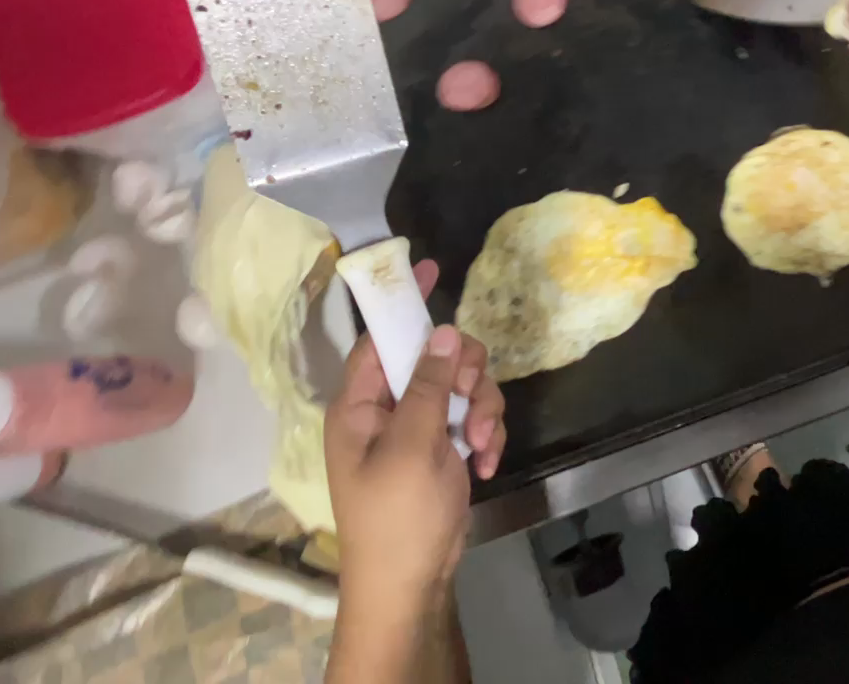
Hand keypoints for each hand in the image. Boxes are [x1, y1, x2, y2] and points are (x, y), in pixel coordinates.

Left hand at [325, 320, 506, 608]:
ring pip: (463, 383)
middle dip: (464, 373)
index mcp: (361, 404)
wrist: (413, 581)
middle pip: (434, 356)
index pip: (380, 338)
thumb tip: (443, 331)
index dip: (403, 304)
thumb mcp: (413, 447)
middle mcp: (389, 407)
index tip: (432, 268)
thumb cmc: (397, 516)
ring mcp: (420, 425)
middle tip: (472, 396)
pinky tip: (487, 461)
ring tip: (481, 444)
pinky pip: (475, 414)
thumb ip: (429, 386)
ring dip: (482, 409)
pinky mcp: (446, 443)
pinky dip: (486, 433)